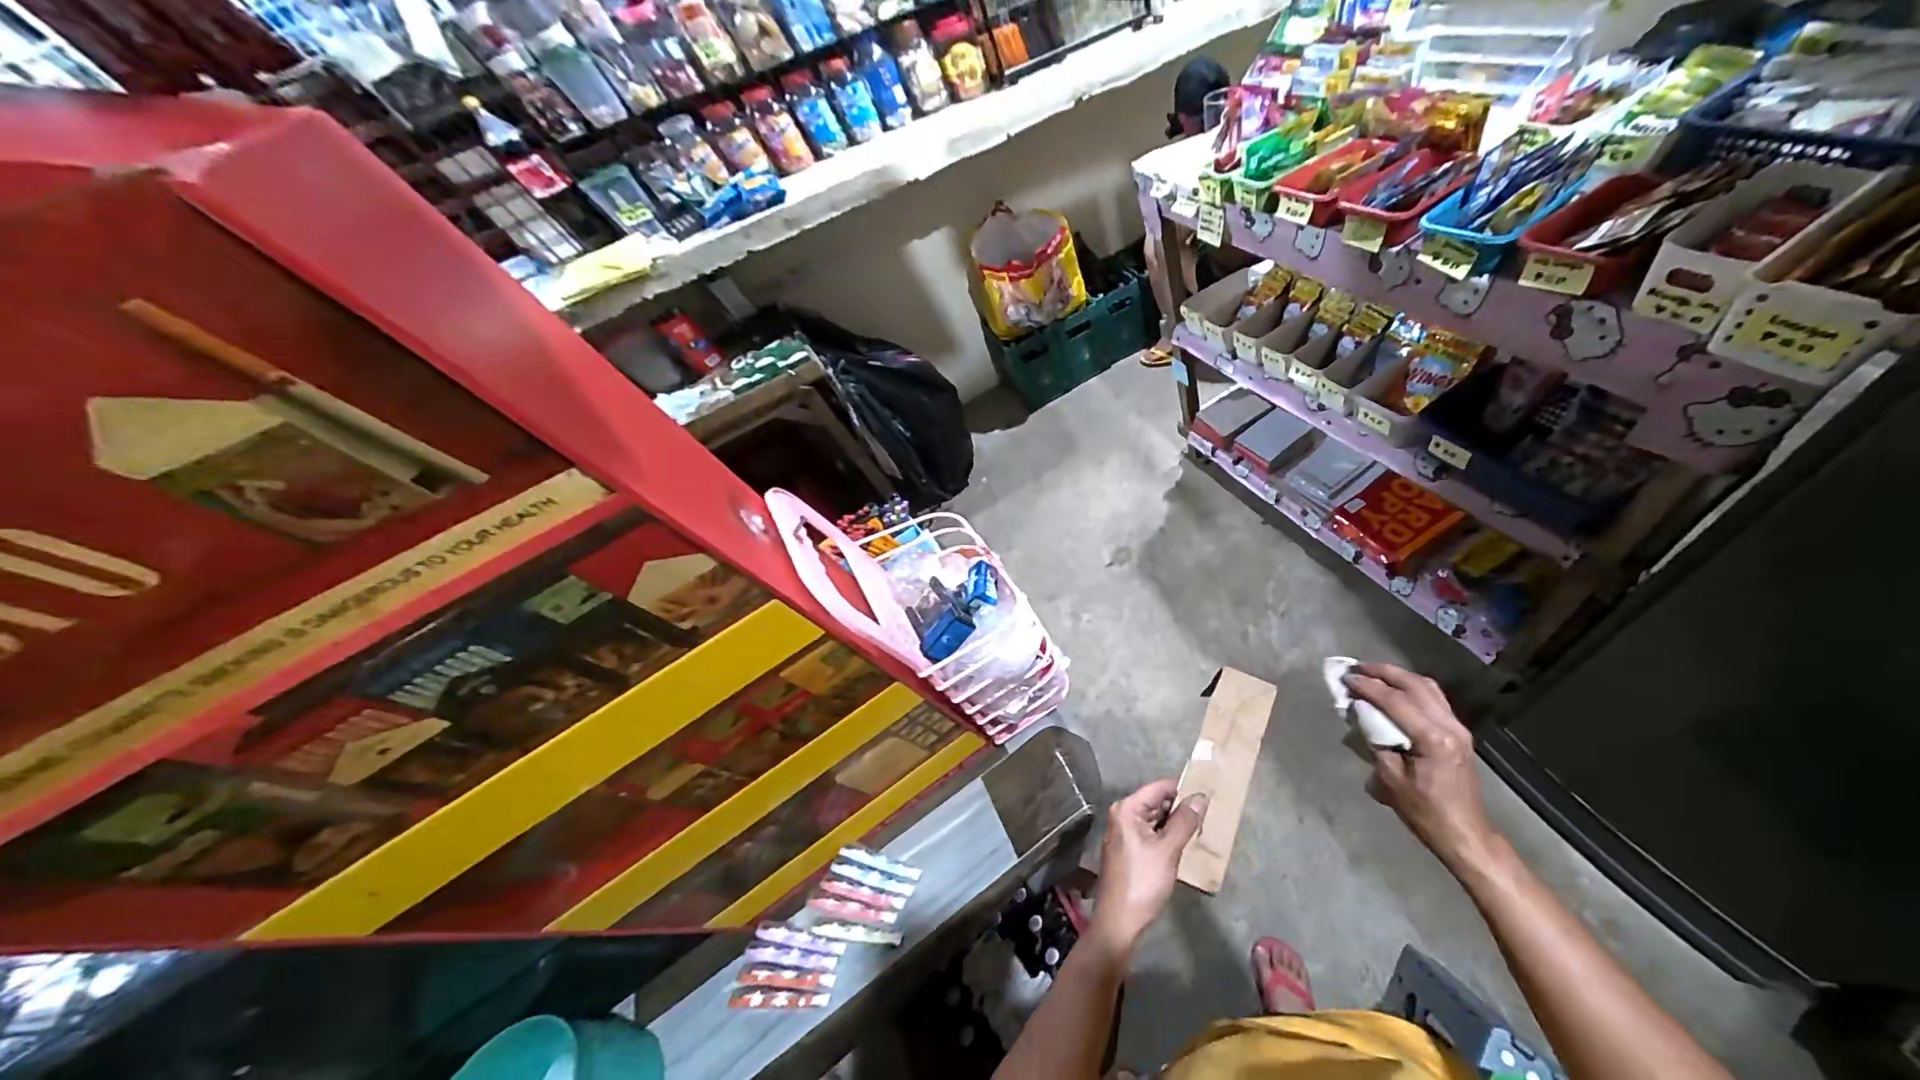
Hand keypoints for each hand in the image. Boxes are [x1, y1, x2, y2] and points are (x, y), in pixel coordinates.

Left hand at [1088, 779, 1205, 955]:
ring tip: (1203, 825)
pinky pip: (1152, 833)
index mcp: (1126, 809)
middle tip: (1209, 811)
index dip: (1182, 788)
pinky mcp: (1130, 849)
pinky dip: (1168, 835)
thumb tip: (1200, 797)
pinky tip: (1186, 842)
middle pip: (1156, 802)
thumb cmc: (1142, 882)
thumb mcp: (1168, 850)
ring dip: (1176, 822)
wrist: (1120, 920)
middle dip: (1181, 806)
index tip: (1208, 792)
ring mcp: (1125, 833)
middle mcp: (1122, 816)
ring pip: (1156, 819)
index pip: (1159, 788)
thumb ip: (1184, 822)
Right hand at [1346, 663, 1500, 874]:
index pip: (1395, 700)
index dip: (1367, 686)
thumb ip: (1376, 740)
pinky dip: (1411, 688)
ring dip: (1398, 676)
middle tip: (1355, 668)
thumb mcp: (1390, 779)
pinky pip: (1433, 699)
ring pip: (1427, 687)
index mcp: (1434, 739)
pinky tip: (1394, 691)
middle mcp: (1450, 727)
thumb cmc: (1424, 811)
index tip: (1344, 678)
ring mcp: (1458, 728)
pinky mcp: (1458, 733)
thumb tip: (1361, 713)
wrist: (1464, 832)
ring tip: (1372, 674)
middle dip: (1383, 672)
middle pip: (1415, 685)